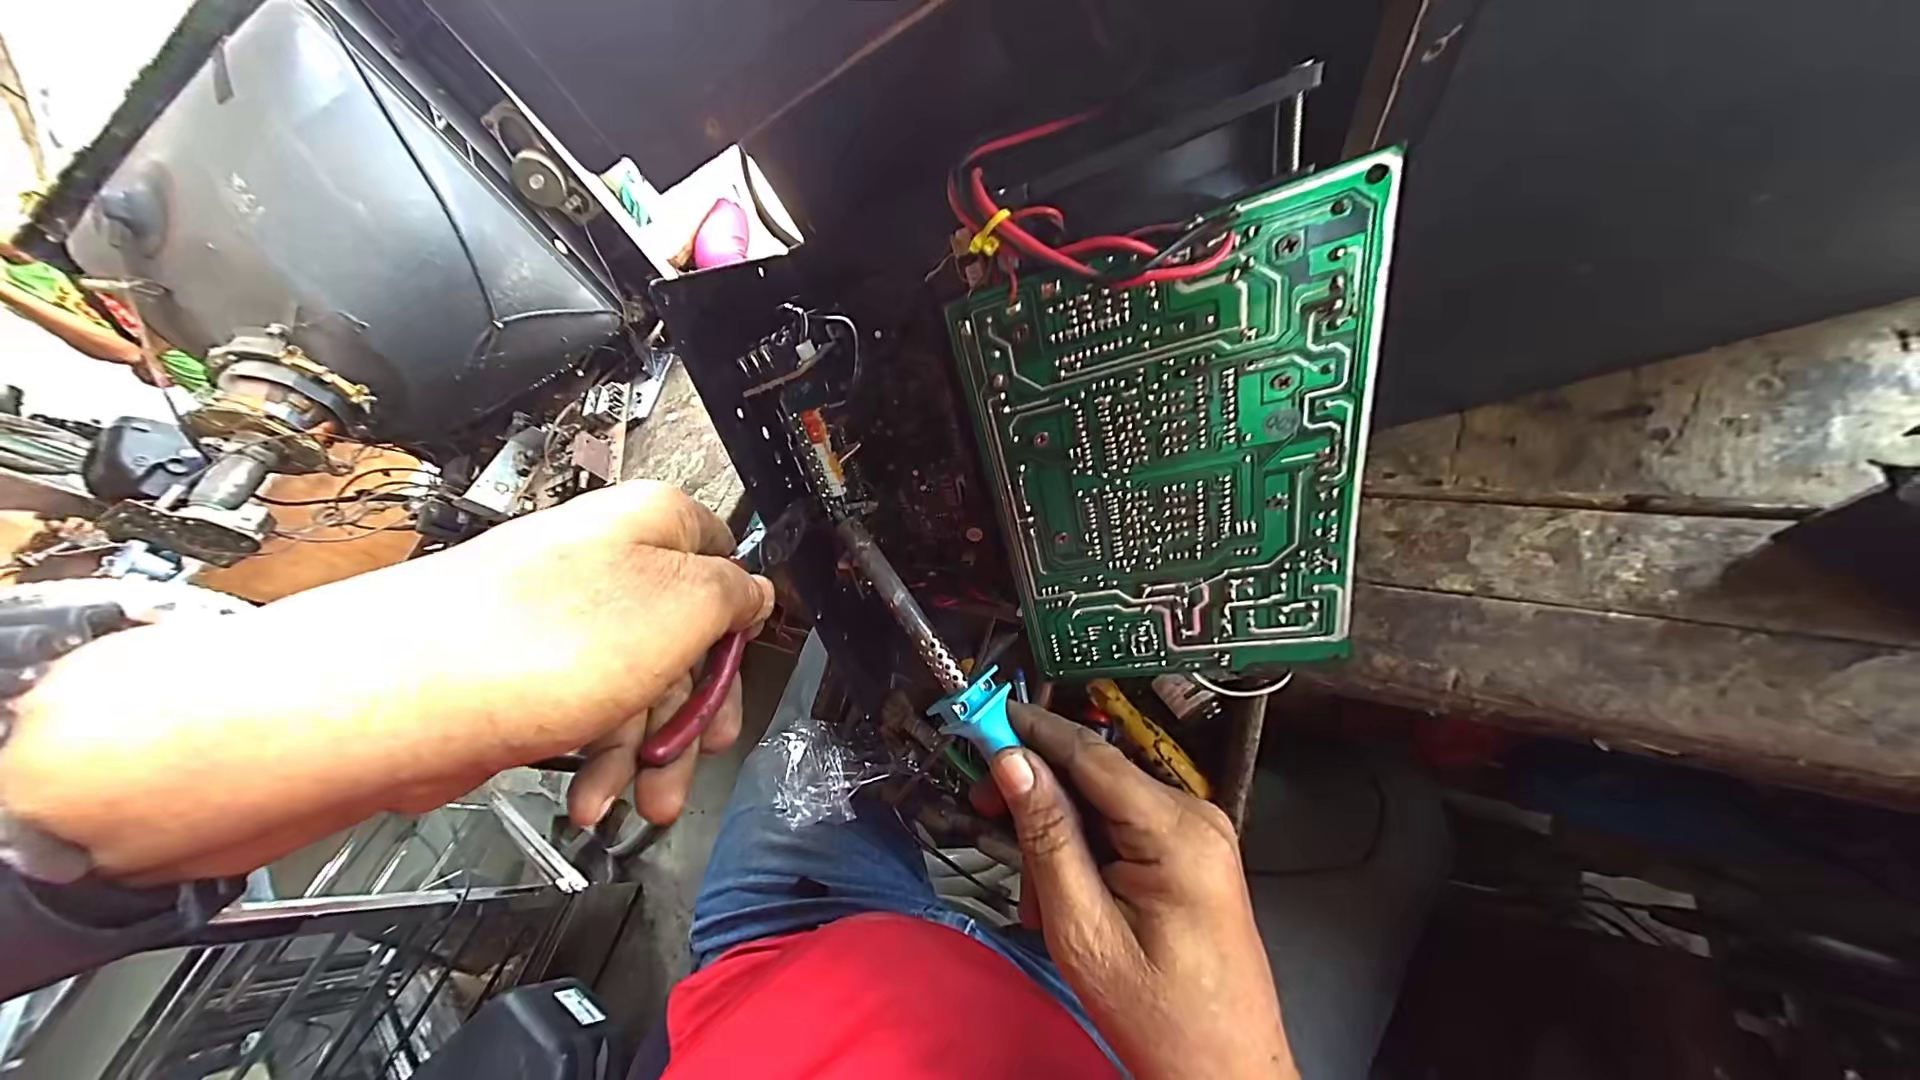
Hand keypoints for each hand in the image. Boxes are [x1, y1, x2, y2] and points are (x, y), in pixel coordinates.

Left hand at [0, 481, 772, 881]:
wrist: (382, 702)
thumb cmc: (543, 644)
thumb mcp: (686, 608)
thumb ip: (738, 594)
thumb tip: (756, 593)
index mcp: (654, 525)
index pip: (728, 560)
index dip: (739, 620)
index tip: (740, 668)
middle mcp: (610, 563)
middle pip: (688, 635)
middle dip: (695, 708)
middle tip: (702, 753)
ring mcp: (568, 617)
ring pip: (642, 680)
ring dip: (649, 748)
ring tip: (645, 801)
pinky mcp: (531, 666)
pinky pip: (591, 706)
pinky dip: (600, 753)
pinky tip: (594, 794)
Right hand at [990, 703, 1295, 1079]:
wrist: (1227, 1075)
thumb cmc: (1159, 1019)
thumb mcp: (1083, 929)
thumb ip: (1047, 836)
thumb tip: (1013, 762)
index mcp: (1177, 831)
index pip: (1090, 753)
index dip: (1032, 730)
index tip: (985, 719)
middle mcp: (1194, 815)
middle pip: (1094, 775)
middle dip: (1037, 790)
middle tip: (986, 807)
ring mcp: (1195, 830)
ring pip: (1101, 800)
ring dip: (1056, 828)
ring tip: (1034, 889)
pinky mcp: (1188, 848)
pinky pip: (1120, 823)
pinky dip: (1082, 844)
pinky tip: (1063, 887)